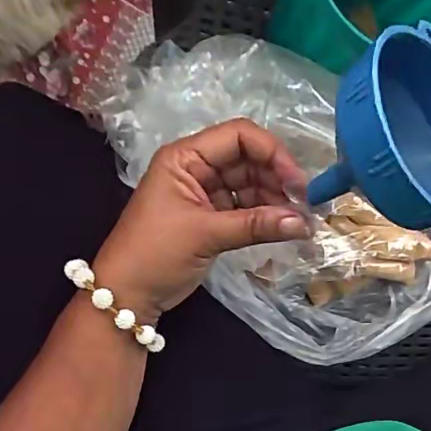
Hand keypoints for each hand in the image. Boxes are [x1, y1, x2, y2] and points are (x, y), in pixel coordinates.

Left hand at [94, 118, 309, 319]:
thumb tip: (304, 223)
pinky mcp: (210, 218)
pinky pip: (244, 208)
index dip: (273, 153)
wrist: (126, 294)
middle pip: (248, 159)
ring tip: (298, 222)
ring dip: (274, 200)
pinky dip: (264, 216)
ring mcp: (203, 193)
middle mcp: (196, 168)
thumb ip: (256, 225)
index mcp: (185, 157)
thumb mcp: (205, 234)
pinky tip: (284, 227)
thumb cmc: (155, 254)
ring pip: (249, 185)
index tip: (297, 183)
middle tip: (304, 207)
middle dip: (277, 179)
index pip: (239, 136)